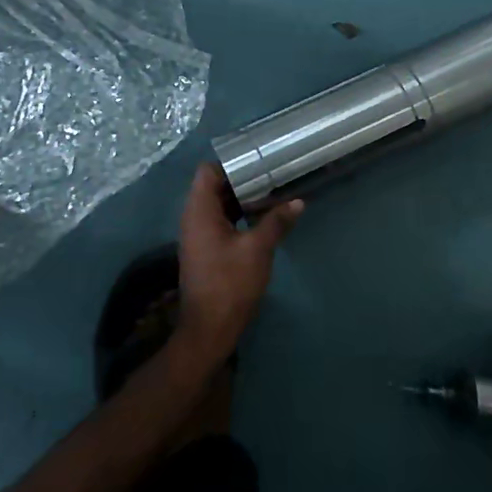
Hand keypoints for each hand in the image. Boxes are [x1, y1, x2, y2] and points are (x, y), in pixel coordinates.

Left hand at [174, 164, 302, 361]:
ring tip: (273, 194)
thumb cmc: (230, 284)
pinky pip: (221, 221)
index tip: (259, 163)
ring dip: (242, 199)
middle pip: (214, 186)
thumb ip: (276, 221)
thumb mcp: (258, 249)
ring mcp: (198, 235)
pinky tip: (264, 219)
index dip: (231, 164)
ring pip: (219, 205)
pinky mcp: (206, 249)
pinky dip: (239, 216)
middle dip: (242, 180)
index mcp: (199, 211)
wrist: (210, 329)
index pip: (208, 171)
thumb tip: (298, 201)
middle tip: (273, 176)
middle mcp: (193, 218)